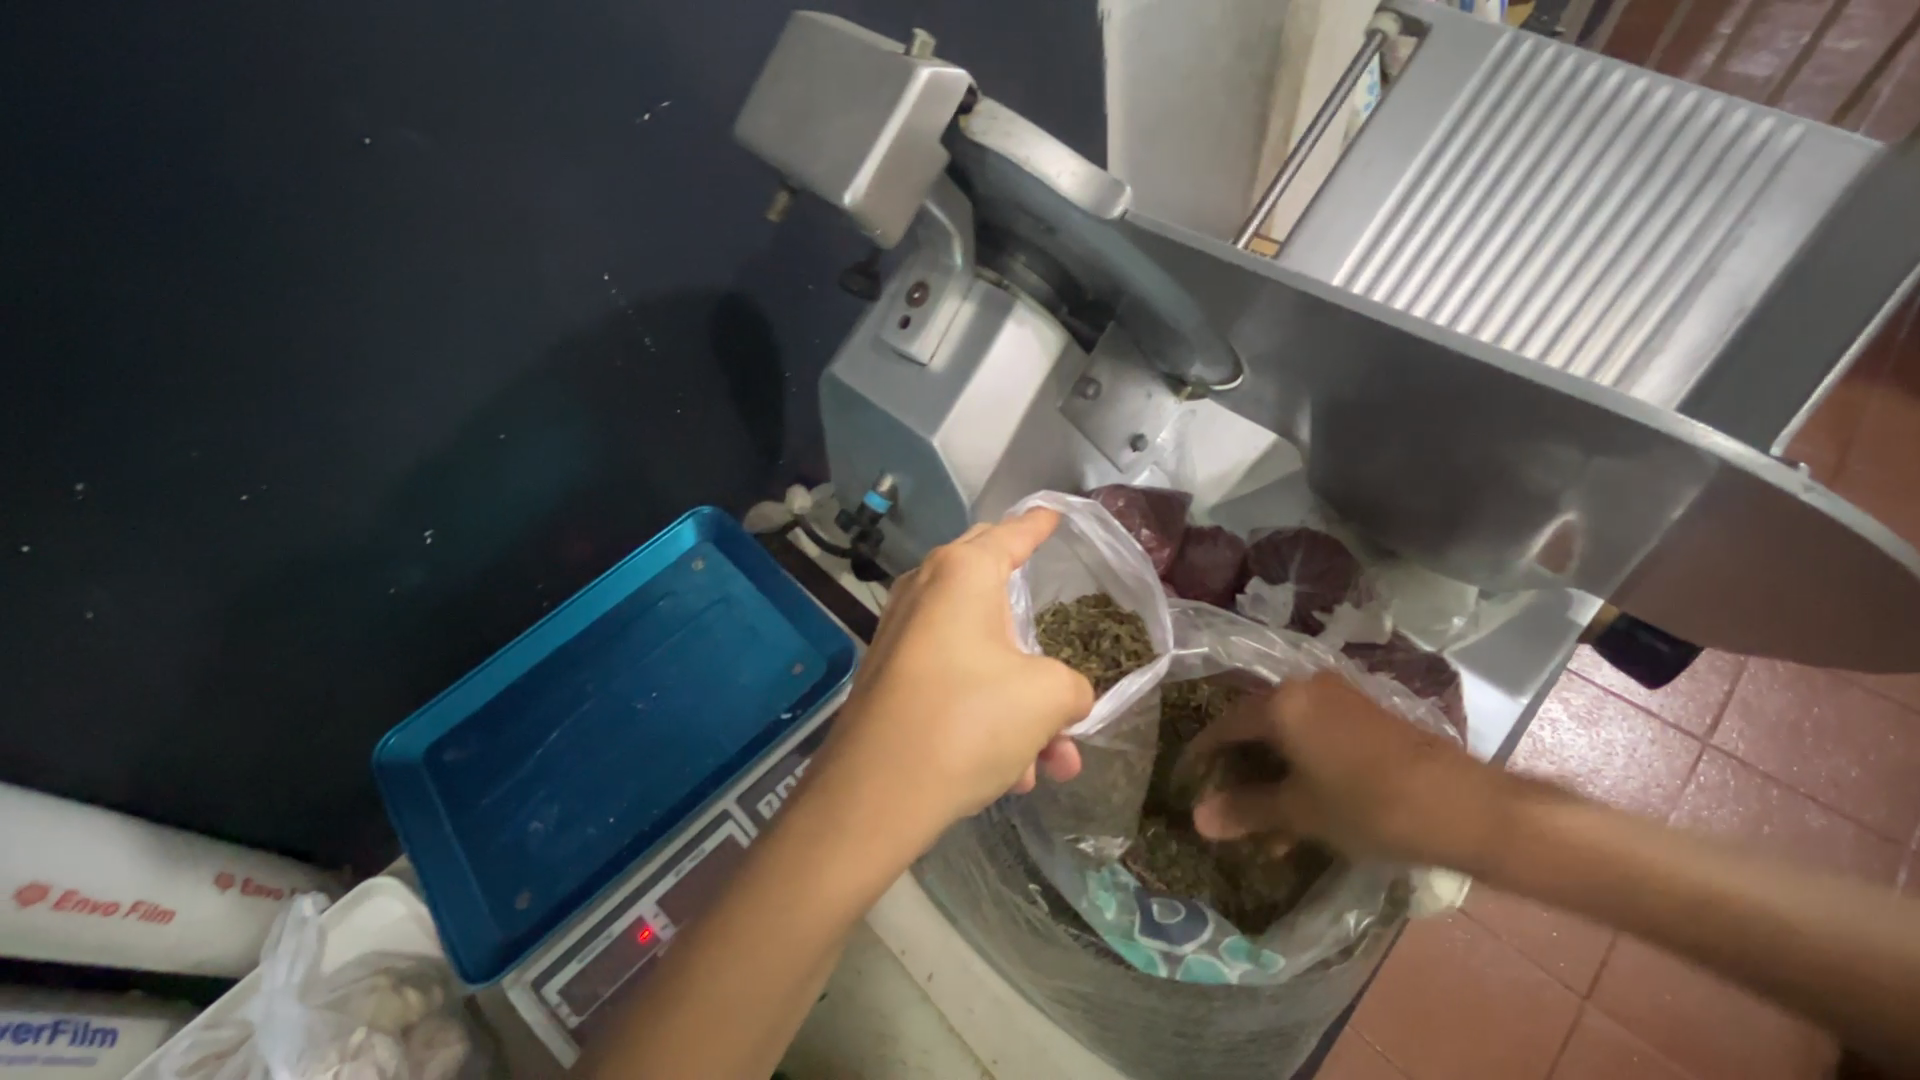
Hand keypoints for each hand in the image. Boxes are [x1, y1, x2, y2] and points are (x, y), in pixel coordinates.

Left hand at [809, 509, 1095, 839]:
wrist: (875, 793)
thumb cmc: (968, 720)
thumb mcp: (1047, 698)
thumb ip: (1071, 688)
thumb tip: (1067, 700)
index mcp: (962, 574)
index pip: (1012, 533)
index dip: (1039, 524)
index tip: (1054, 514)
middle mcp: (926, 593)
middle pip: (992, 590)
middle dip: (1035, 628)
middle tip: (1060, 621)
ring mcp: (903, 638)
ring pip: (981, 658)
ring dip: (1022, 706)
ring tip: (1055, 762)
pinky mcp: (892, 682)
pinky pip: (954, 687)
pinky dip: (986, 721)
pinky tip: (1012, 777)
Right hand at [1187, 672, 1509, 865]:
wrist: (1463, 806)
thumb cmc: (1366, 804)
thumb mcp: (1300, 812)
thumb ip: (1247, 810)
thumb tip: (1198, 818)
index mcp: (1280, 703)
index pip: (1224, 725)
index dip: (1203, 755)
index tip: (1188, 780)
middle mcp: (1306, 688)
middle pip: (1257, 726)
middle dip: (1241, 768)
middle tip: (1227, 802)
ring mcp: (1341, 699)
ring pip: (1290, 735)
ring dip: (1275, 775)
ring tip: (1269, 823)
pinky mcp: (1368, 716)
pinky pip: (1318, 736)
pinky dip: (1304, 768)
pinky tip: (1307, 808)